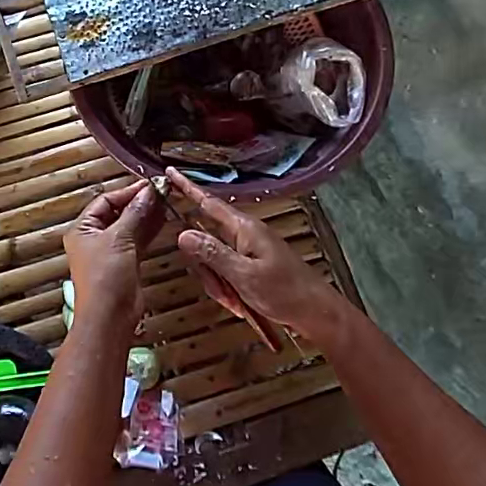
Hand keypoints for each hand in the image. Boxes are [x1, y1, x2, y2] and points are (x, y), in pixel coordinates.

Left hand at [63, 179, 164, 335]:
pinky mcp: (126, 261)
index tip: (150, 184)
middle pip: (119, 211)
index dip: (128, 191)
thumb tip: (149, 191)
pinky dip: (150, 228)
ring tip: (167, 200)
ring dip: (147, 213)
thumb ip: (135, 212)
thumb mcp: (119, 238)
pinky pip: (139, 238)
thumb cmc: (105, 277)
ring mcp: (111, 250)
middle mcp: (95, 237)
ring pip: (131, 224)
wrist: (110, 316)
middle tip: (161, 191)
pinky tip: (164, 218)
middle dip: (139, 201)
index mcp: (83, 228)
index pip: (106, 200)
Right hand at [165, 168, 359, 349]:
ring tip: (237, 300)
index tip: (169, 172)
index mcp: (243, 228)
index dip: (187, 188)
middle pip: (205, 241)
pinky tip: (241, 304)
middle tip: (223, 290)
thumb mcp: (243, 275)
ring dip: (220, 284)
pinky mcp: (251, 266)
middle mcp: (244, 234)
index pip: (208, 203)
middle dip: (207, 269)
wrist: (316, 312)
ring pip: (214, 262)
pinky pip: (226, 273)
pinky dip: (229, 290)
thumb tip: (183, 234)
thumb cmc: (285, 291)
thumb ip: (211, 254)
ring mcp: (248, 251)